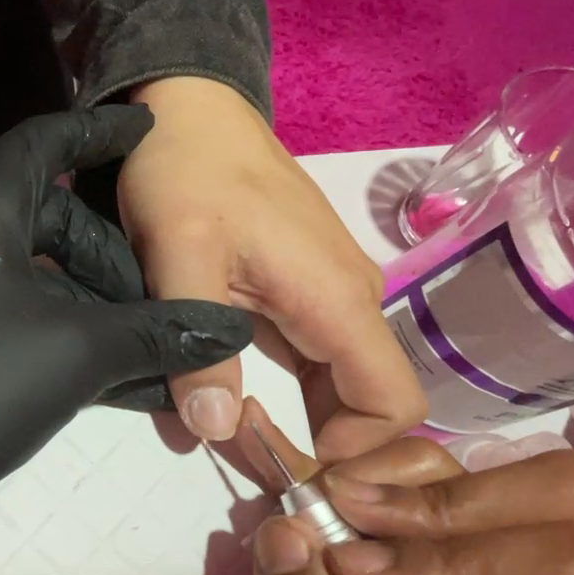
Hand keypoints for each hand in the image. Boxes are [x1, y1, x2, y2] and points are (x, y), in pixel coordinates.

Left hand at [0, 107, 254, 574]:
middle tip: (163, 304)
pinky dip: (65, 337)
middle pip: (51, 219)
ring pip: (38, 277)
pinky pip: (18, 317)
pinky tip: (122, 383)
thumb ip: (157, 332)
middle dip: (114, 258)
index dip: (100, 131)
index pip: (45, 142)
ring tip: (156, 354)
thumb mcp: (75, 352)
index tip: (150, 128)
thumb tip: (232, 326)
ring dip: (98, 310)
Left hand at [120, 77, 424, 459]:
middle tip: (245, 463)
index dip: (354, 450)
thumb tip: (217, 430)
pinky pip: (309, 354)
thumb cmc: (184, 171)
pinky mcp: (299, 286)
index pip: (395, 403)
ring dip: (297, 417)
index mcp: (337, 299)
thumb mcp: (179, 254)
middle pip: (365, 400)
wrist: (186, 110)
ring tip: (230, 432)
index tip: (284, 465)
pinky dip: (282, 386)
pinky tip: (229, 392)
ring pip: (335, 380)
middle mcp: (350, 301)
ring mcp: (328, 292)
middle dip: (318, 443)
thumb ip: (198, 342)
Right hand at [242, 400, 573, 574]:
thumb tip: (287, 534)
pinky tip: (333, 503)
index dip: (453, 556)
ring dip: (399, 478)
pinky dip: (377, 468)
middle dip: (436, 500)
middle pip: (561, 496)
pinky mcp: (463, 528)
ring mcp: (517, 552)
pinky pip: (439, 464)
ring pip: (498, 465)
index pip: (567, 570)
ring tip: (327, 508)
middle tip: (339, 512)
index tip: (350, 570)